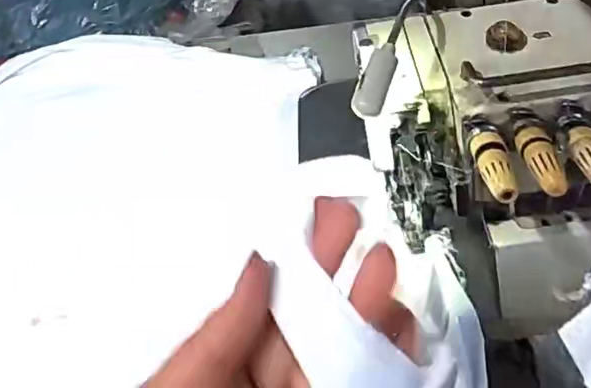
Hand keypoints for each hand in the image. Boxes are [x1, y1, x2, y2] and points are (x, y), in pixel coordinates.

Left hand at [146, 196, 418, 387]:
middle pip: (314, 327)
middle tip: (370, 232)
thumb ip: (225, 324)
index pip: (271, 301)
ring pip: (345, 365)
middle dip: (345, 279)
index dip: (301, 257)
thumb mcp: (187, 379)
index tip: (324, 219)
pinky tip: (404, 344)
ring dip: (374, 321)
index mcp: (226, 365)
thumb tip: (256, 261)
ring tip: (392, 273)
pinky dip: (386, 373)